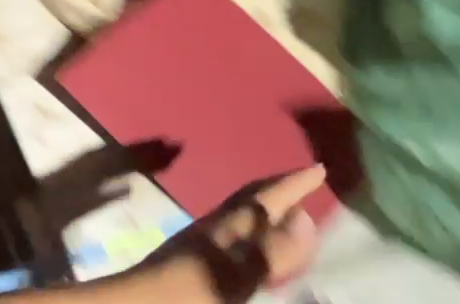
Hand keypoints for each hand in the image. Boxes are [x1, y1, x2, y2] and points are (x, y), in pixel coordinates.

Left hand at [174, 165, 326, 298]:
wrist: (140, 303)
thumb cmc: (188, 291)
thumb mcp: (235, 278)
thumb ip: (269, 251)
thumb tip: (305, 216)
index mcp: (227, 227)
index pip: (264, 198)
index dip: (293, 184)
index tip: (319, 168)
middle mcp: (216, 226)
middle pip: (250, 199)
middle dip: (278, 188)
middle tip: (304, 180)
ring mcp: (203, 240)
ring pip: (240, 213)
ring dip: (264, 207)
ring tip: (286, 208)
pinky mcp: (196, 257)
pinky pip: (232, 232)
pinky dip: (251, 228)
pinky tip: (251, 241)